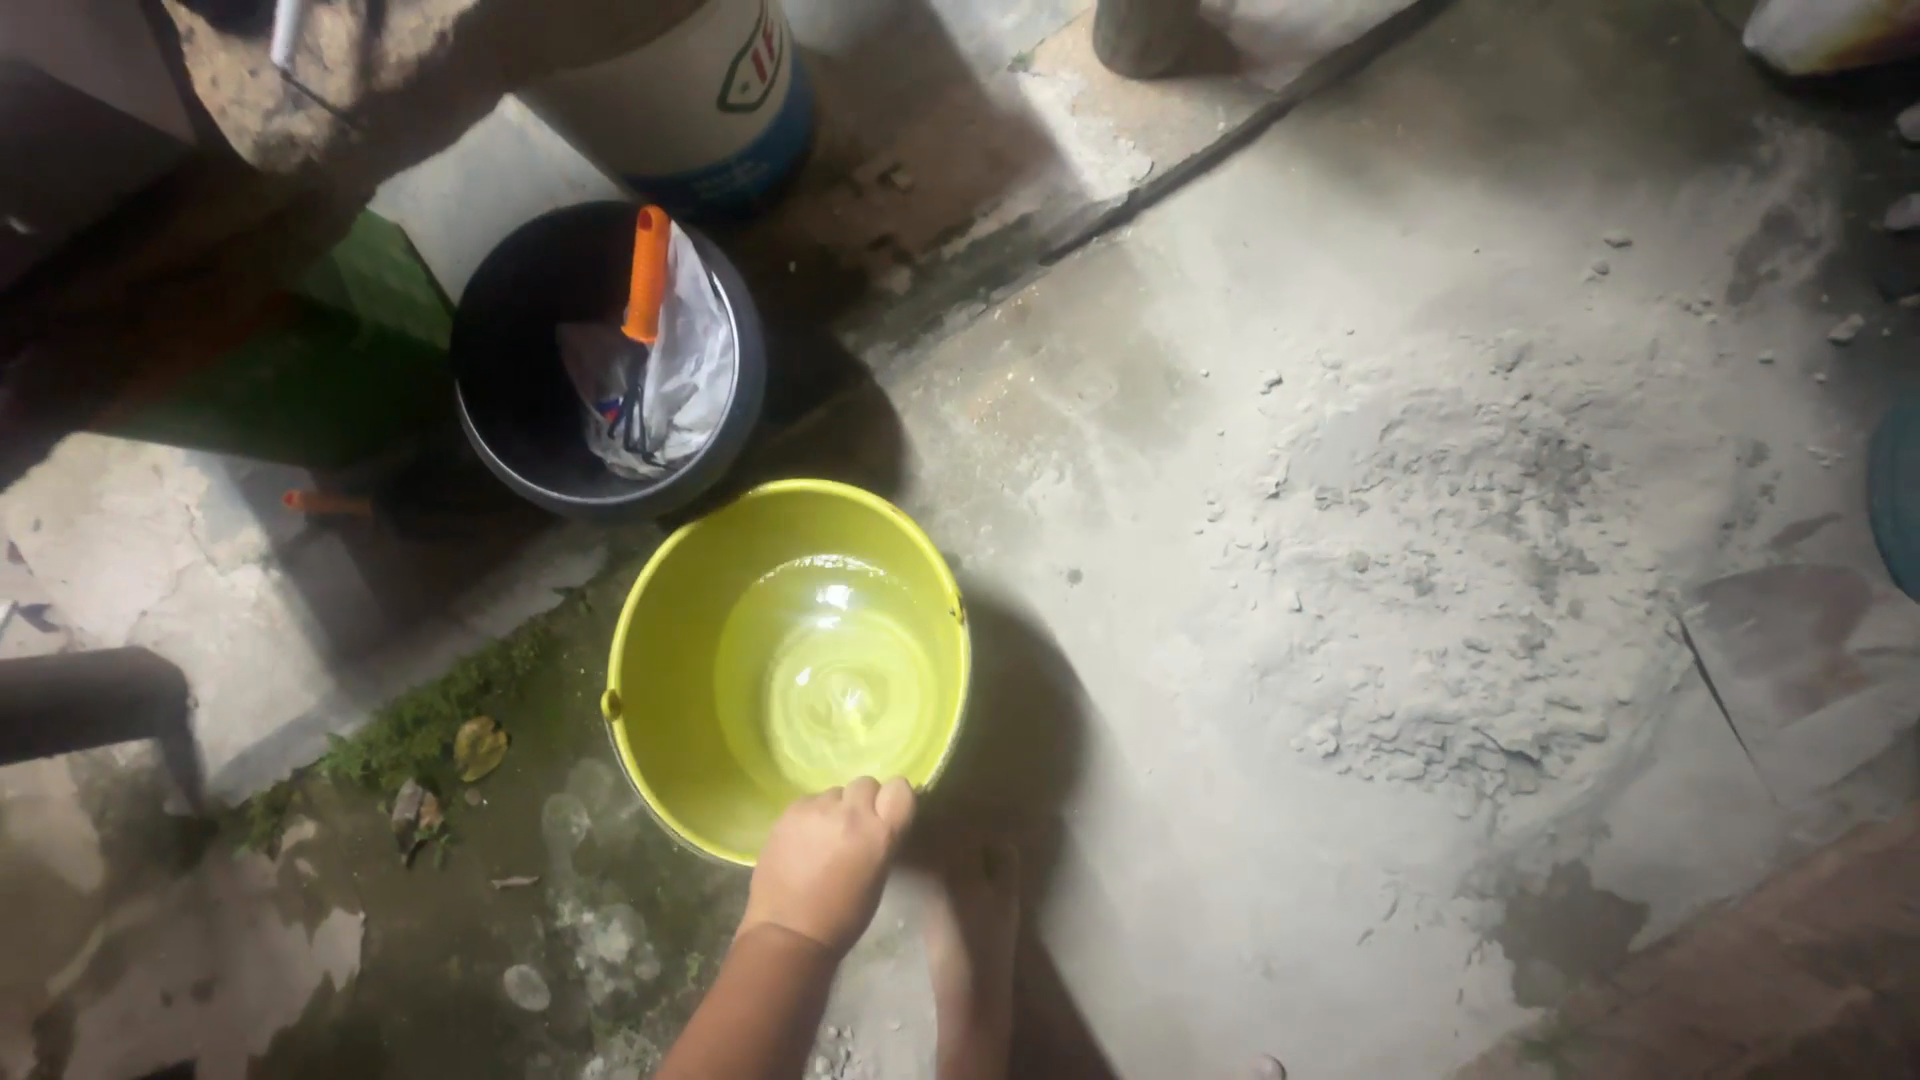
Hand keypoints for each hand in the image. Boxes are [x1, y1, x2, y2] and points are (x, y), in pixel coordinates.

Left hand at [739, 776, 916, 956]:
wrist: (788, 933)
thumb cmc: (842, 916)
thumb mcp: (878, 875)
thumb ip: (883, 838)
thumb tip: (881, 818)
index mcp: (880, 833)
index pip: (899, 787)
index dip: (892, 798)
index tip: (885, 813)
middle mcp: (851, 813)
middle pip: (866, 783)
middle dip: (862, 802)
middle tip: (851, 828)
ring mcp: (817, 809)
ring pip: (835, 791)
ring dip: (834, 808)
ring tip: (823, 837)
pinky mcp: (790, 811)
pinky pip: (810, 800)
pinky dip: (811, 815)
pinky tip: (802, 840)